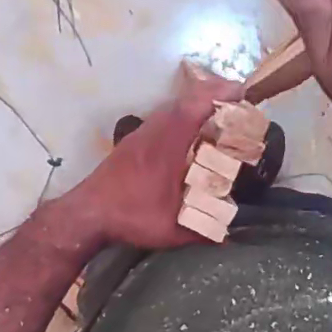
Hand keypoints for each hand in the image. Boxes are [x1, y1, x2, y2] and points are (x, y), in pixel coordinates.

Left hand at [56, 63, 243, 249]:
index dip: (221, 94)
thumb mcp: (173, 229)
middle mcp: (154, 131)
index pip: (197, 104)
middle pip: (186, 99)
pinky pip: (163, 119)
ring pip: (172, 107)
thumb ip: (204, 231)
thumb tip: (229, 238)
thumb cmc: (131, 216)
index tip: (243, 93)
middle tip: (238, 101)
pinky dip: (182, 117)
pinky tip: (190, 136)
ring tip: (220, 115)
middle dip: (214, 94)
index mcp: (168, 143)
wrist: (88, 213)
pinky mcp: (133, 143)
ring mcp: (141, 135)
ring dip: (196, 105)